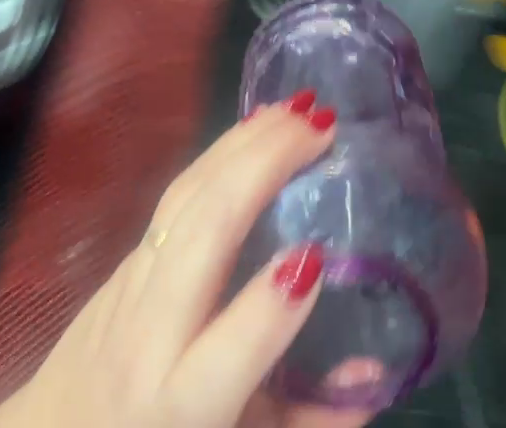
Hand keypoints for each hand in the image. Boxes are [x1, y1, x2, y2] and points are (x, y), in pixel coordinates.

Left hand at [0, 94, 368, 427]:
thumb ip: (311, 419)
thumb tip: (378, 374)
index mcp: (183, 404)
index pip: (225, 353)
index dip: (268, 307)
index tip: (317, 255)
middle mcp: (151, 335)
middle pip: (199, 238)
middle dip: (260, 171)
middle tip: (323, 127)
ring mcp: (131, 285)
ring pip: (185, 200)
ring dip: (243, 144)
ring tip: (297, 109)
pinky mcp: (127, 255)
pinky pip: (176, 194)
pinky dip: (220, 152)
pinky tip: (254, 127)